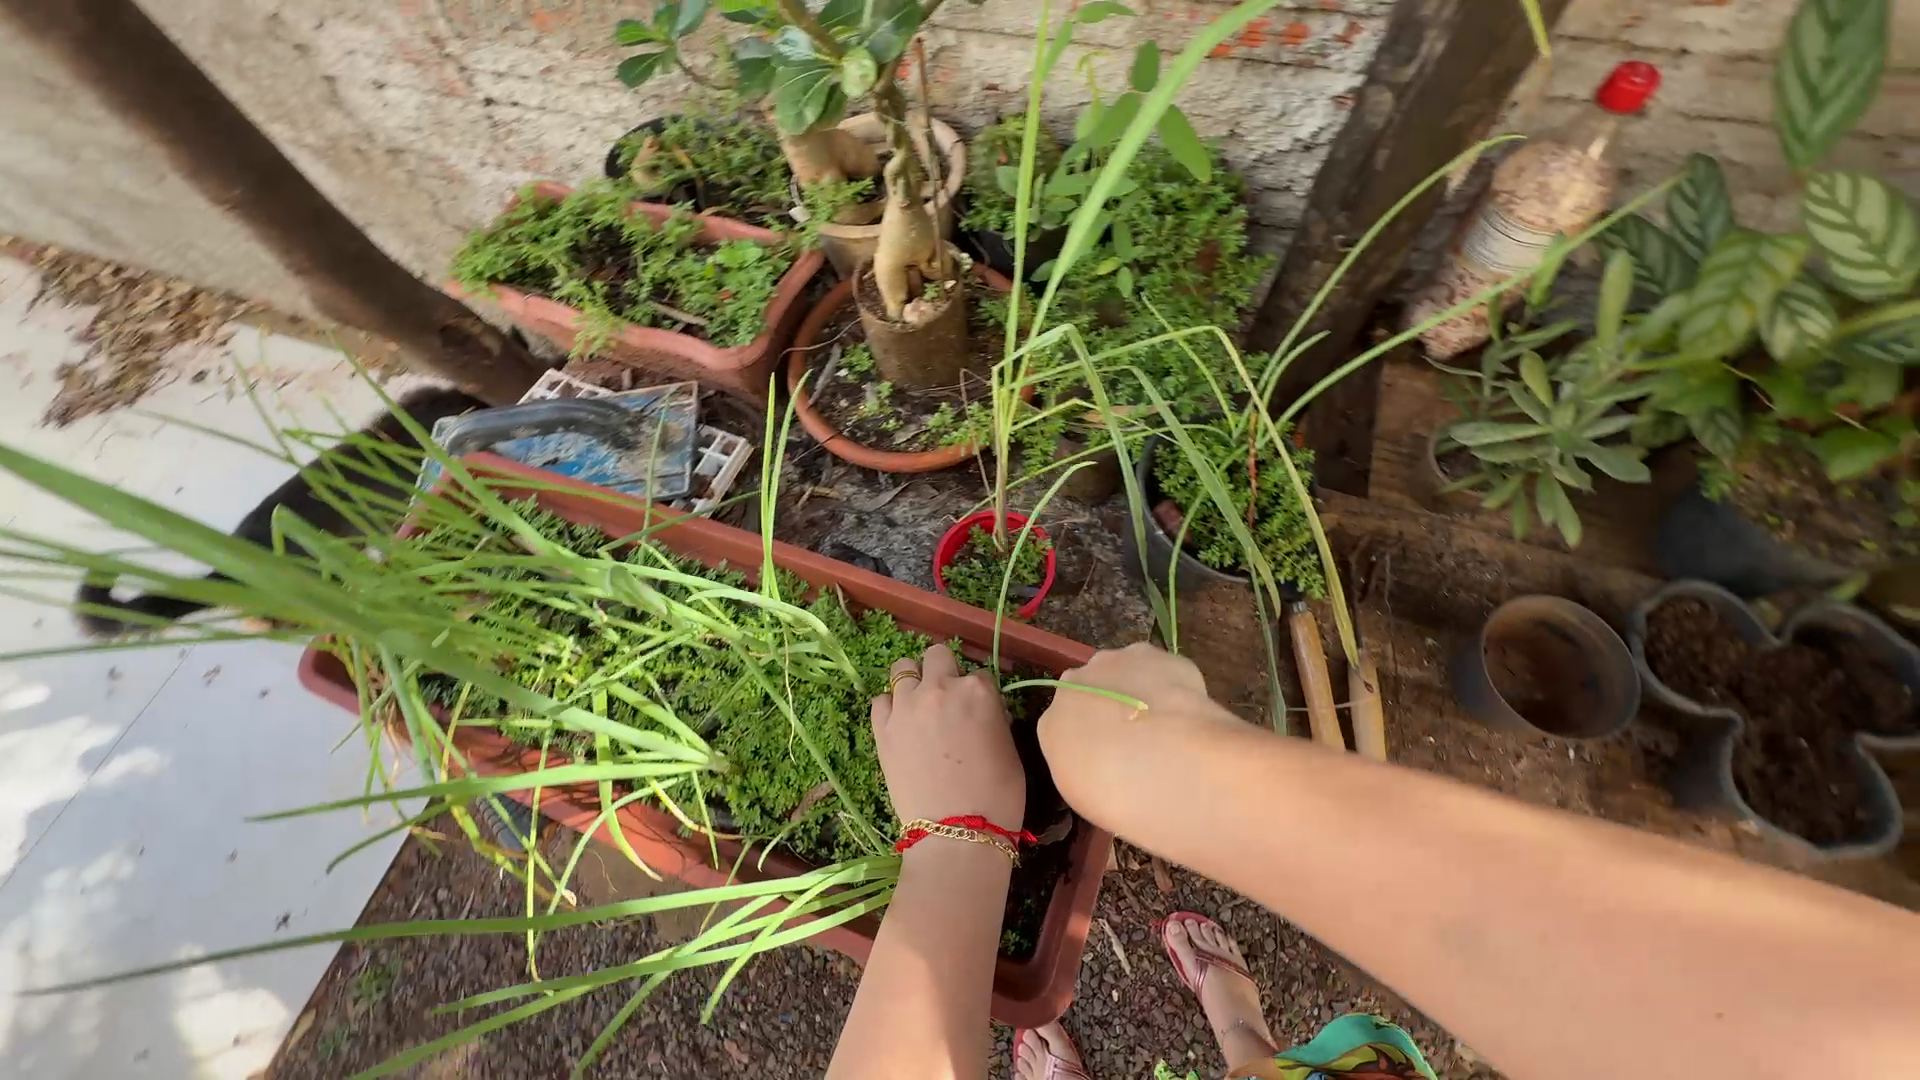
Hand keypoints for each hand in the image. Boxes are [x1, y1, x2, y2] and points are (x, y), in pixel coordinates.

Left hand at [870, 643, 1024, 831]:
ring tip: (919, 706)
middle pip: (937, 655)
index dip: (978, 693)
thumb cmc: (998, 796)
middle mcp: (940, 688)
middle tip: (947, 700)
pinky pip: (880, 700)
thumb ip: (993, 716)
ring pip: (902, 667)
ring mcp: (907, 705)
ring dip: (913, 681)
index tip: (978, 712)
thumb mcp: (1009, 747)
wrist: (957, 833)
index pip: (979, 674)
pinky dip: (891, 707)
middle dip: (944, 672)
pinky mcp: (882, 727)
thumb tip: (982, 712)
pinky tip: (901, 725)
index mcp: (978, 690)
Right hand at [1038, 643, 1233, 825]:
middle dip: (1110, 704)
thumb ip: (1087, 764)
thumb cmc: (1115, 791)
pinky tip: (1189, 712)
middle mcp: (1076, 682)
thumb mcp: (1084, 791)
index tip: (1111, 755)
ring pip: (1125, 671)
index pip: (1065, 723)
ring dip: (1140, 689)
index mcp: (1051, 722)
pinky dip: (1173, 685)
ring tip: (1167, 724)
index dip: (1091, 737)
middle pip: (1091, 687)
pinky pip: (1163, 670)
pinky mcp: (1157, 655)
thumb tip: (1105, 760)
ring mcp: (1116, 662)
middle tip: (1138, 738)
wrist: (1160, 759)